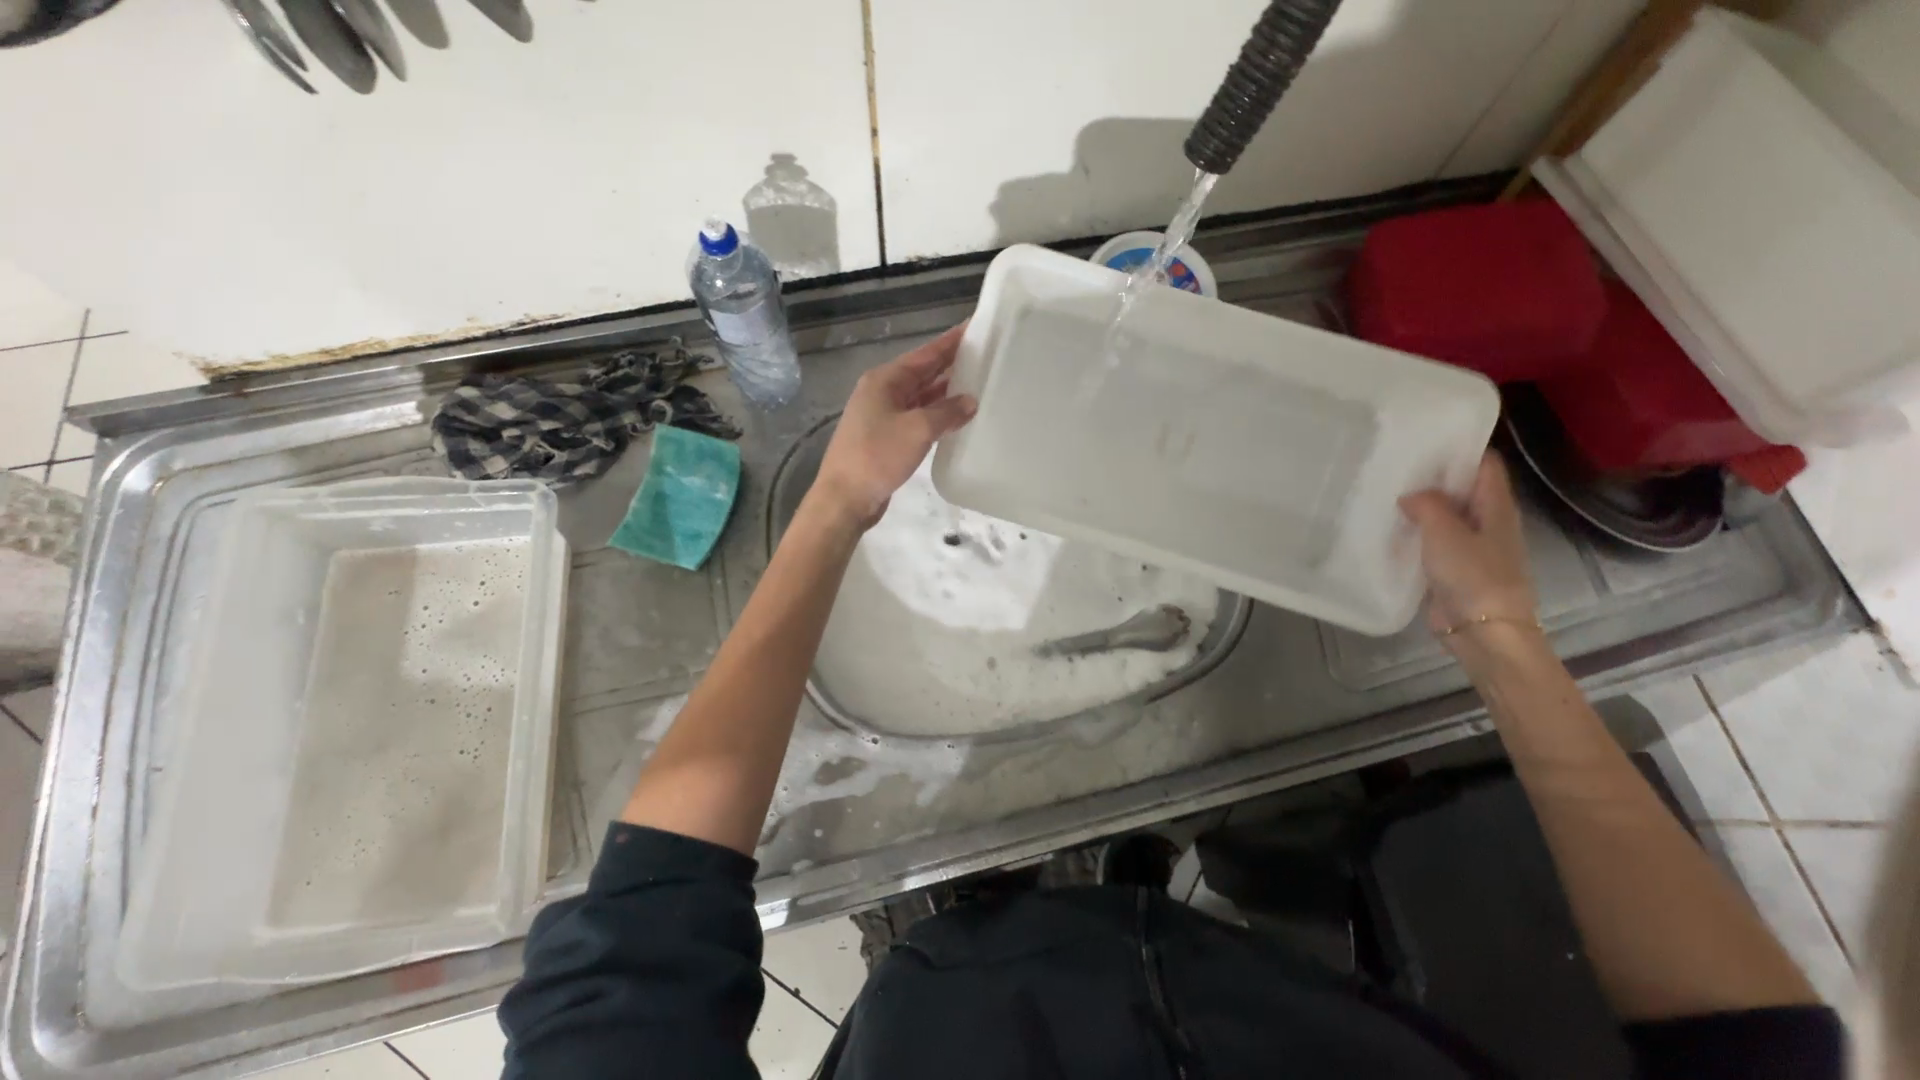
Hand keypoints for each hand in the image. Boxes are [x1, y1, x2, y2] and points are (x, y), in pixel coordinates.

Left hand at [809, 323, 977, 531]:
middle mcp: (881, 391)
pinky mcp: (885, 437)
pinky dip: (936, 414)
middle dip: (950, 364)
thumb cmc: (878, 456)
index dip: (950, 342)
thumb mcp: (918, 430)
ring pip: (920, 396)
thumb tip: (970, 402)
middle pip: (922, 372)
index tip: (974, 327)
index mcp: (885, 380)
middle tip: (984, 354)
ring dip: (945, 391)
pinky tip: (955, 418)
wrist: (845, 497)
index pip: (925, 354)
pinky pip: (916, 417)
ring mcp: (882, 415)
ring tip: (976, 383)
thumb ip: (947, 412)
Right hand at [1399, 453, 1538, 641]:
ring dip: (1423, 510)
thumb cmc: (1473, 576)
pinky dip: (1417, 538)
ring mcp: (1473, 549)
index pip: (1485, 465)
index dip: (1461, 449)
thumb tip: (1411, 496)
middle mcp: (1489, 523)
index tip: (1425, 440)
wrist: (1485, 632)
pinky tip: (1391, 534)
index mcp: (1497, 507)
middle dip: (1434, 479)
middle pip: (1463, 491)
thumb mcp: (1445, 531)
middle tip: (1395, 467)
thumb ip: (1427, 505)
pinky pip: (1434, 546)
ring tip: (1386, 496)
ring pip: (1447, 519)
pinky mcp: (1455, 572)